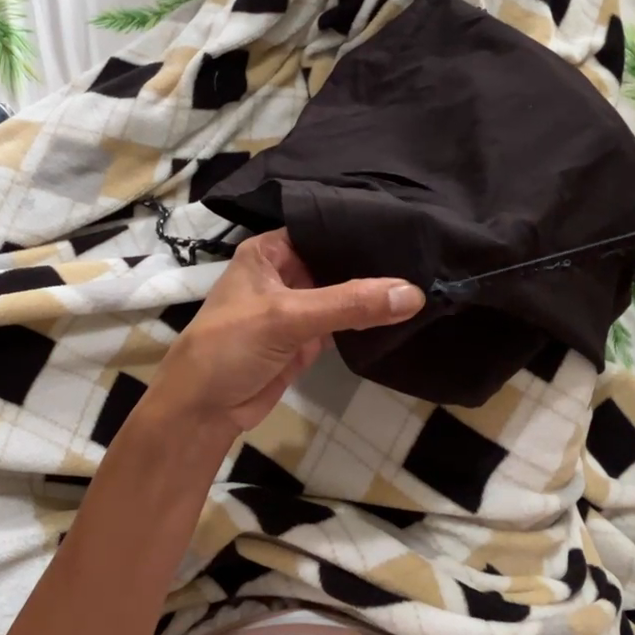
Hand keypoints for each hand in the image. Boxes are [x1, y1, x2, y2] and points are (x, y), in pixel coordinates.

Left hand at [149, 229, 425, 436]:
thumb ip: (348, 304)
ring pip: (343, 295)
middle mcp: (283, 273)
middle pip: (336, 262)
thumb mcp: (287, 316)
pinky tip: (405, 313)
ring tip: (429, 278)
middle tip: (430, 255)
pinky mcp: (306, 340)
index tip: (411, 225)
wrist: (203, 409)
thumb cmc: (230, 346)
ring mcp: (296, 308)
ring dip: (375, 295)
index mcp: (268, 251)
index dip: (360, 228)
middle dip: (375, 263)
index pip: (321, 228)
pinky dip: (368, 322)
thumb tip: (414, 292)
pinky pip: (344, 324)